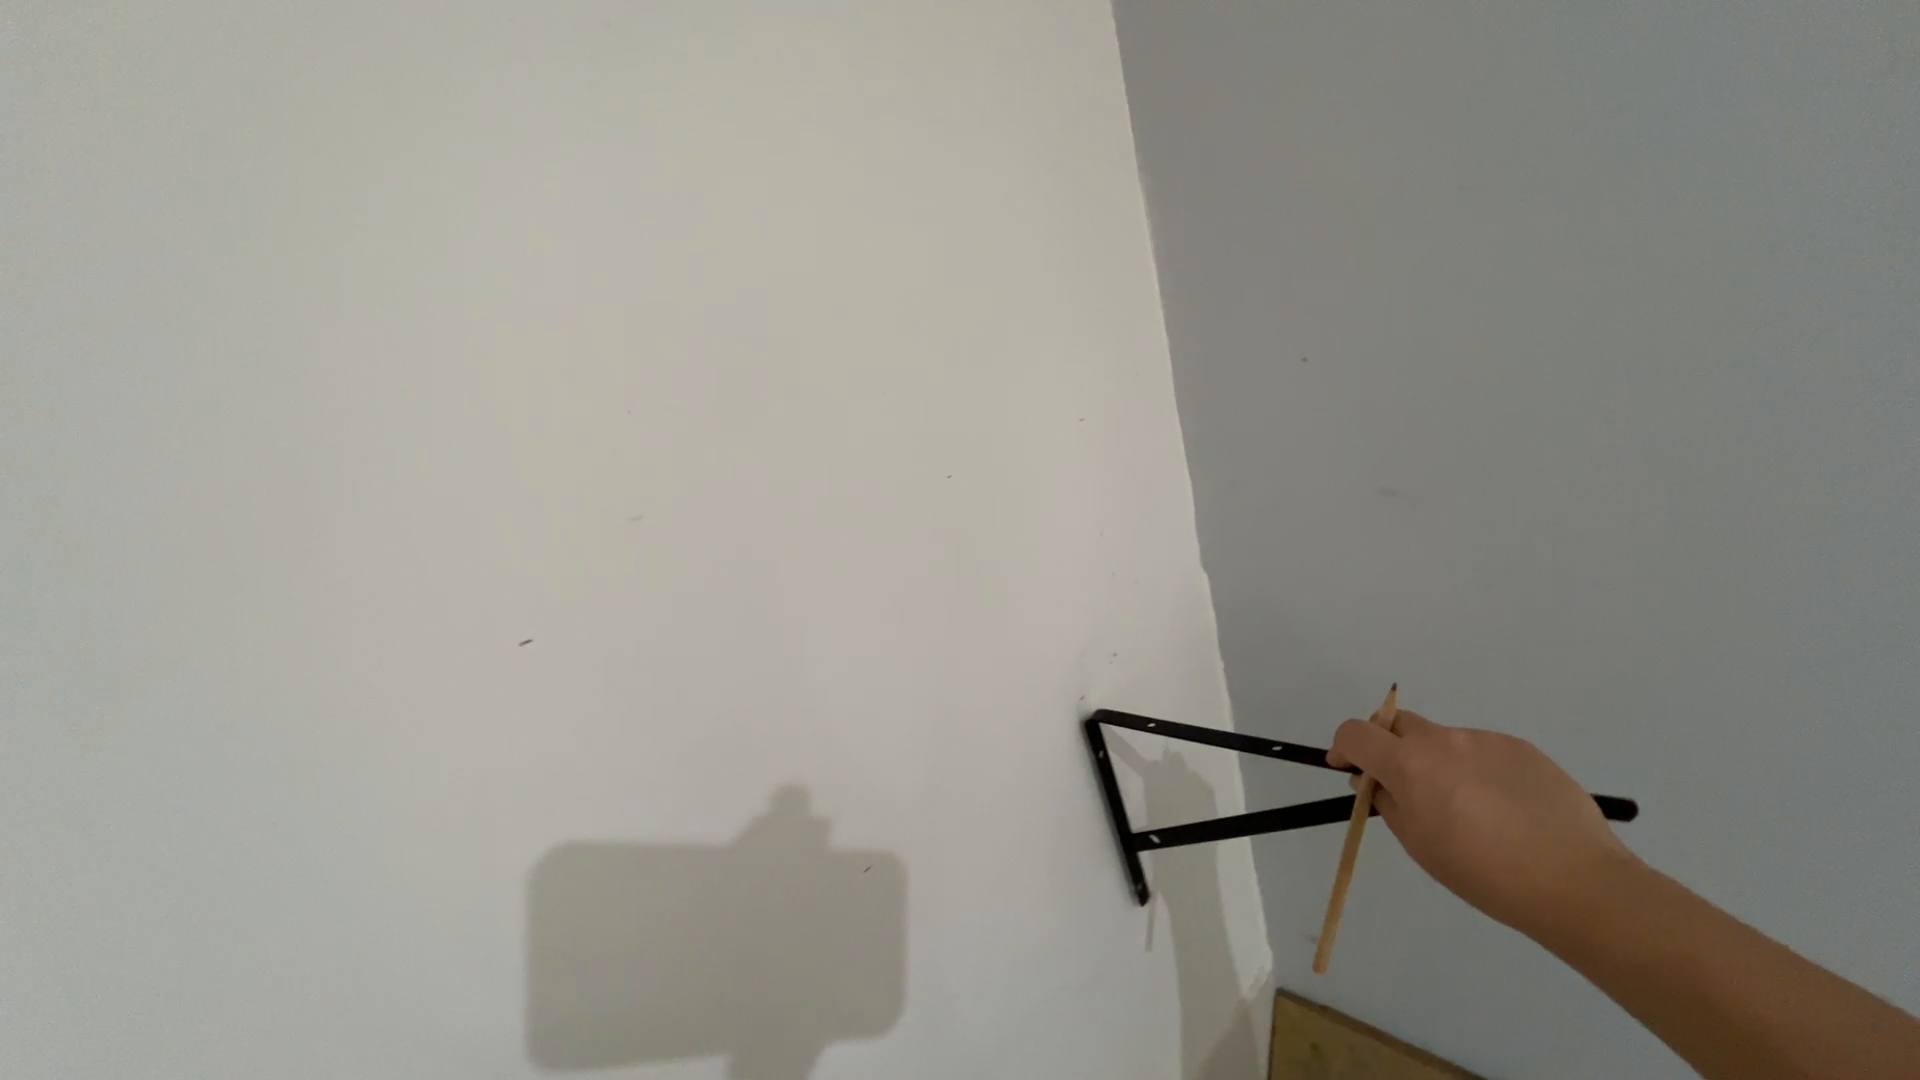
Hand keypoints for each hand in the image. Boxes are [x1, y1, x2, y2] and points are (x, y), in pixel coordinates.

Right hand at [1327, 710, 1636, 934]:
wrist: (1576, 882)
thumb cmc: (1484, 872)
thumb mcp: (1418, 844)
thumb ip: (1388, 802)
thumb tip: (1376, 782)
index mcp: (1409, 763)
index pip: (1355, 732)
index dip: (1344, 748)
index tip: (1348, 769)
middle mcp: (1443, 740)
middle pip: (1397, 724)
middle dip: (1389, 748)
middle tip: (1404, 786)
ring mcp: (1485, 740)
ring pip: (1443, 740)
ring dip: (1437, 762)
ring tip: (1467, 808)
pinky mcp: (1522, 748)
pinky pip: (1482, 750)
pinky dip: (1476, 769)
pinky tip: (1502, 807)